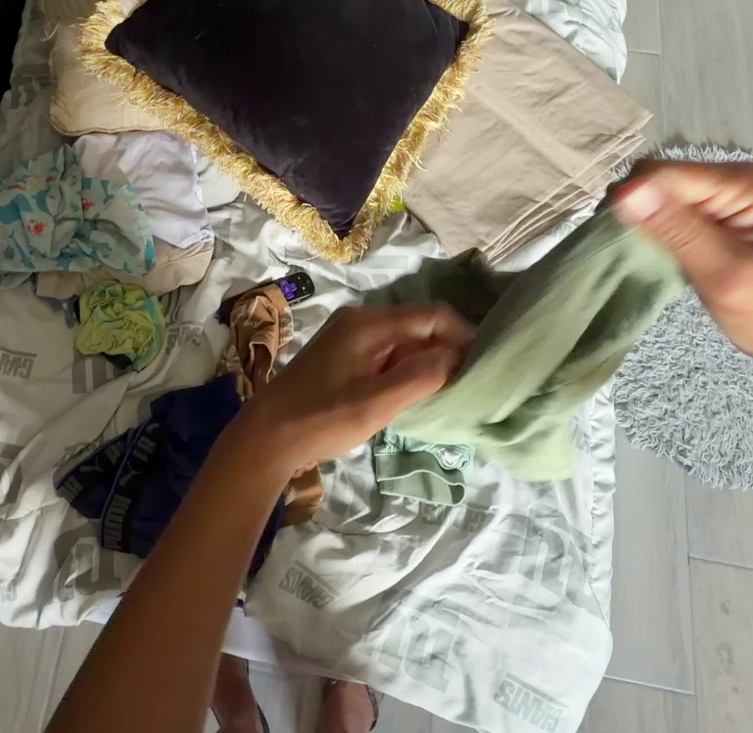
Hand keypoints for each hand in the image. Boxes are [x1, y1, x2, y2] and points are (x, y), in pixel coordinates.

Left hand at [227, 304, 471, 472]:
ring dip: (428, 363)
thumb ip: (418, 378)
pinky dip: (407, 370)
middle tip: (471, 385)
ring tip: (450, 394)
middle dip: (447, 351)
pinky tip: (416, 396)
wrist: (267, 435)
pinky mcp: (346, 354)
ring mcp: (352, 336)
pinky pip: (389, 353)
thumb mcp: (373, 405)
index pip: (432, 316)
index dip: (463, 336)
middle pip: (420, 326)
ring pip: (406, 341)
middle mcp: (361, 320)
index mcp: (369, 324)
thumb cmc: (320, 420)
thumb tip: (456, 356)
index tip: (485, 366)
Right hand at [613, 161, 752, 380]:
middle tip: (638, 256)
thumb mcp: (725, 274)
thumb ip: (676, 230)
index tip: (624, 244)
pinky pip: (671, 215)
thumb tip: (624, 192)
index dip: (634, 203)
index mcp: (744, 182)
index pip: (659, 173)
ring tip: (649, 260)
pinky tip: (662, 259)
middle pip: (657, 180)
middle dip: (639, 212)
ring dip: (646, 226)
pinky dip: (658, 235)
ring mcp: (727, 201)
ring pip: (659, 198)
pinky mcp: (719, 222)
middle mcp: (734, 180)